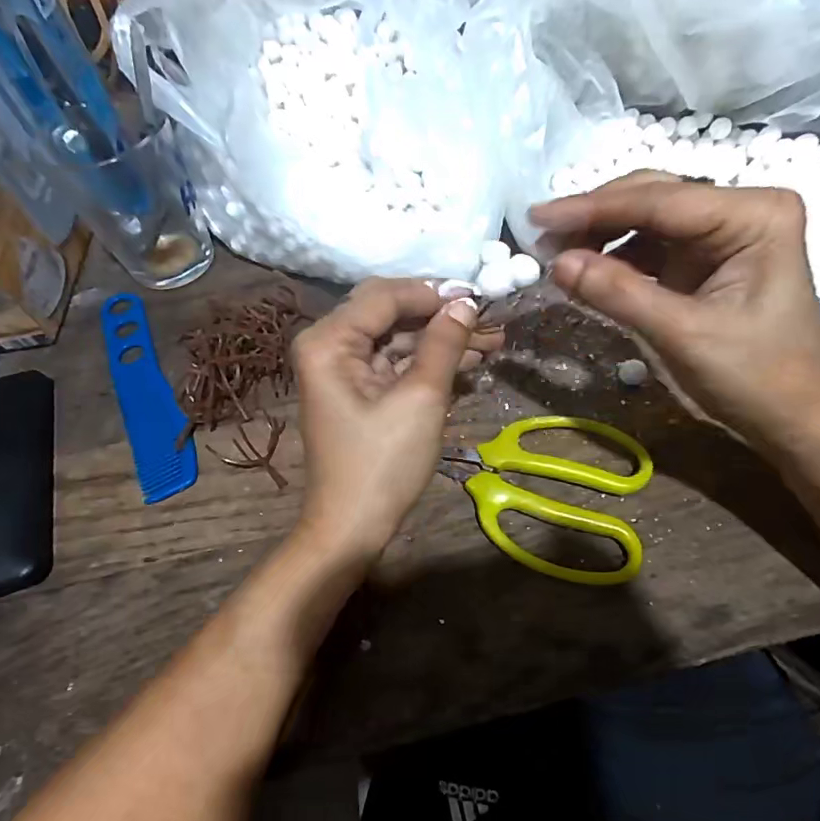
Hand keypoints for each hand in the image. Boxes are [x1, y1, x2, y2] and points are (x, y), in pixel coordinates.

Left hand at [292, 278, 499, 561]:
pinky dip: (427, 364)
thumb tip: (466, 303)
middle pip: (389, 312)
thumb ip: (443, 344)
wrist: (351, 527)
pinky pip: (393, 364)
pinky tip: (468, 365)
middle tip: (490, 322)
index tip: (481, 296)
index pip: (385, 296)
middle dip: (440, 316)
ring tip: (492, 344)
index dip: (434, 293)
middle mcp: (327, 347)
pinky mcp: (356, 392)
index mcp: (328, 341)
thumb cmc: (382, 464)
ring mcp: (340, 371)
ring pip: (395, 339)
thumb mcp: (420, 399)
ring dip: (440, 341)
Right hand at [530, 172, 819, 441]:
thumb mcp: (681, 335)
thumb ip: (619, 294)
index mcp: (753, 215)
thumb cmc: (752, 377)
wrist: (791, 417)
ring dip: (599, 236)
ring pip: (646, 219)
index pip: (660, 200)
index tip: (537, 217)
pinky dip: (614, 258)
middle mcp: (741, 210)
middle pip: (652, 198)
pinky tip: (585, 270)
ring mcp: (722, 234)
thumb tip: (557, 263)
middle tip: (540, 237)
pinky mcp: (705, 259)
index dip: (592, 208)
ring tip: (555, 256)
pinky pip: (649, 247)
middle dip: (594, 218)